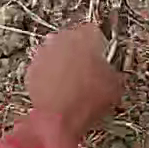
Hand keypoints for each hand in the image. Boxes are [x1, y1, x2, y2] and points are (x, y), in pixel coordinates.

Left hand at [25, 23, 122, 143]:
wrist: (60, 119)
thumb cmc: (89, 100)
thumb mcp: (116, 84)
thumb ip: (115, 69)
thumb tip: (115, 69)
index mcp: (86, 37)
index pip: (95, 29)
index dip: (100, 43)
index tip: (103, 52)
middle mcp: (63, 39)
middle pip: (73, 37)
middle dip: (80, 50)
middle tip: (90, 67)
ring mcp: (44, 53)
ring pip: (57, 50)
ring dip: (64, 60)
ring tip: (75, 79)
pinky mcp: (32, 68)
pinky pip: (44, 65)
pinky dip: (51, 73)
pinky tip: (61, 88)